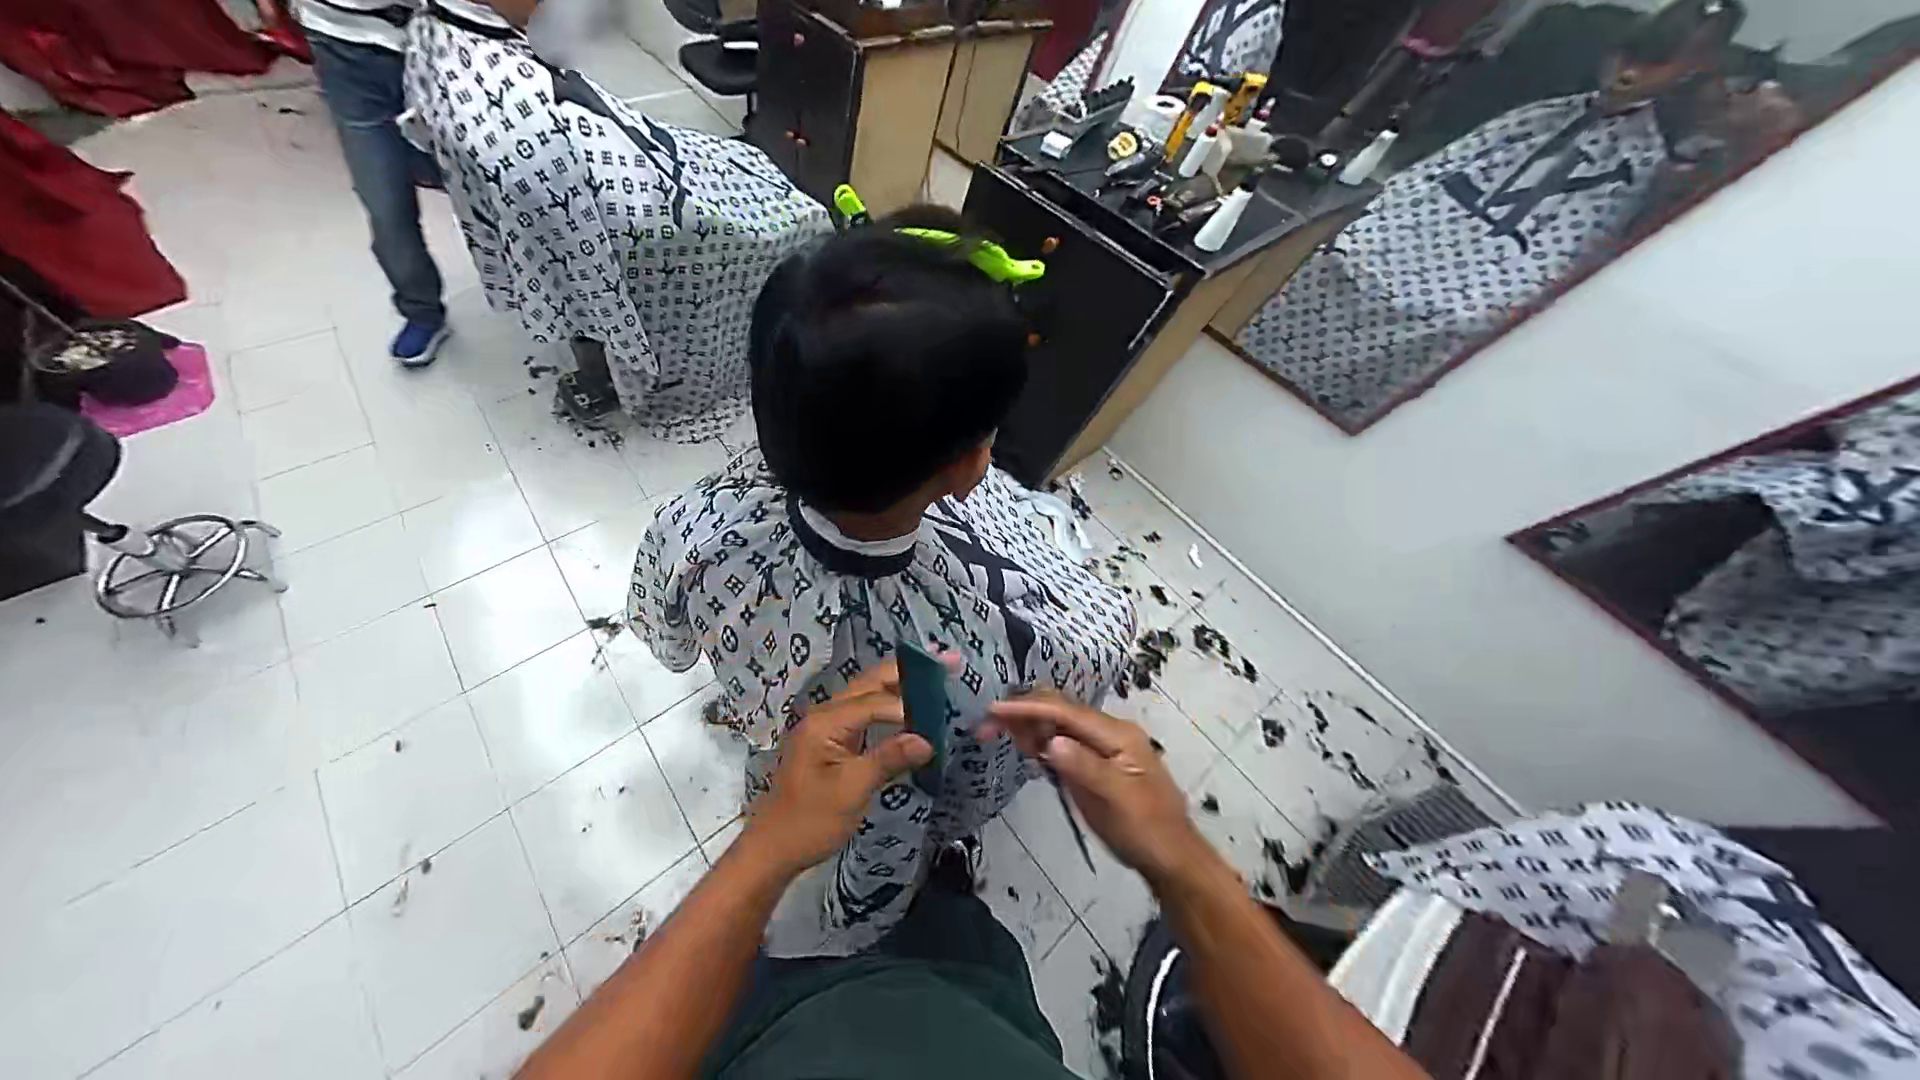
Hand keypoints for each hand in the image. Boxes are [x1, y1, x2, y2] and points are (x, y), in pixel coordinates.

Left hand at [734, 661, 932, 879]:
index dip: (908, 704)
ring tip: (935, 677)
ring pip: (868, 694)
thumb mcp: (851, 791)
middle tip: (946, 661)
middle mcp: (825, 714)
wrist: (774, 849)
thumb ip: (888, 759)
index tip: (942, 712)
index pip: (874, 701)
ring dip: (900, 685)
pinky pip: (865, 712)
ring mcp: (827, 726)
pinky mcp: (833, 740)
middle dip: (907, 672)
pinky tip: (911, 708)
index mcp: (825, 722)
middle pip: (870, 683)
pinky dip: (890, 706)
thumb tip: (927, 741)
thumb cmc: (810, 821)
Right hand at [985, 693, 1215, 887]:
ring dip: (1027, 724)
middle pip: (1058, 710)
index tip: (993, 712)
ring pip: (1056, 723)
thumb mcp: (1118, 801)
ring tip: (998, 736)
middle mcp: (1107, 732)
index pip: (1065, 712)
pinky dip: (1038, 738)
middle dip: (1022, 712)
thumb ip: (1085, 768)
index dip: (1028, 708)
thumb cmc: (1148, 830)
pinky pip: (1060, 740)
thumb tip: (1051, 742)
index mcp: (1117, 734)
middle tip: (986, 728)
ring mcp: (1099, 745)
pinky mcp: (1091, 761)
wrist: (1171, 858)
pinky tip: (1023, 746)